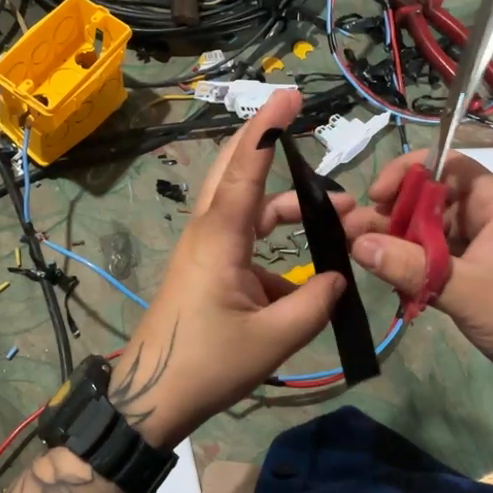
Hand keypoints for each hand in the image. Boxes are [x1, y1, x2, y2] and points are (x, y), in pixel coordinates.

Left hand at [109, 89, 352, 446]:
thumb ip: (315, 305)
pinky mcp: (206, 267)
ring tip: (339, 215)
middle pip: (234, 169)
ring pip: (245, 205)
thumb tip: (339, 278)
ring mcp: (204, 248)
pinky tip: (310, 279)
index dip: (268, 129)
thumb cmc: (207, 363)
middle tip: (295, 114)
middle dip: (265, 140)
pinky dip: (276, 242)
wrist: (152, 396)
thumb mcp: (273, 339)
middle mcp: (208, 230)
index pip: (245, 167)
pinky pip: (244, 238)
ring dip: (287, 204)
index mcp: (220, 236)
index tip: (287, 95)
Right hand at [347, 150, 492, 389]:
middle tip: (352, 232)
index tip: (376, 195)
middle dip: (390, 211)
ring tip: (359, 254)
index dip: (408, 172)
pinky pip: (431, 256)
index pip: (445, 165)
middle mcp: (485, 216)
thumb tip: (357, 243)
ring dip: (394, 240)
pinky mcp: (470, 272)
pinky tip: (386, 278)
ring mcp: (477, 246)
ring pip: (425, 228)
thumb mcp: (464, 290)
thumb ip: (410, 266)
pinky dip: (409, 264)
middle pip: (428, 197)